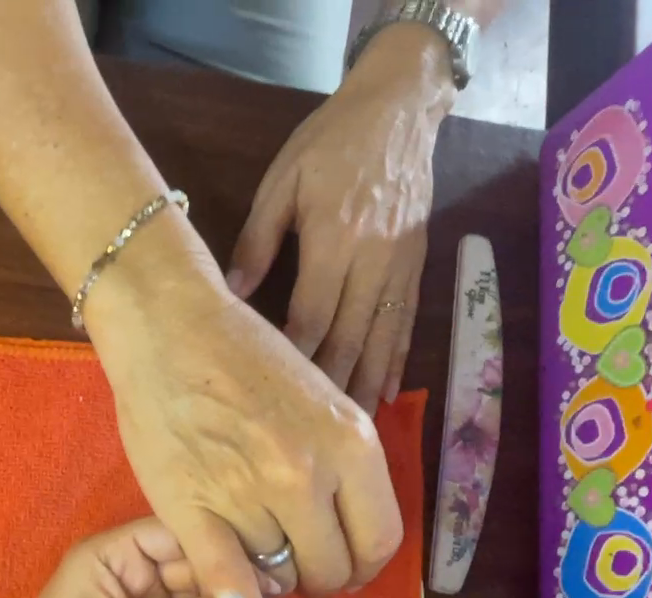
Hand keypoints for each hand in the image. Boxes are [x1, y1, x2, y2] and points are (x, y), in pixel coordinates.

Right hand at [84, 243, 401, 597]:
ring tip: (244, 544)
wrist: (167, 328)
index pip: (380, 541)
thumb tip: (335, 529)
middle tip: (290, 565)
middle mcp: (309, 476)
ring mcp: (247, 495)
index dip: (358, 564)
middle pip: (329, 570)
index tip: (334, 562)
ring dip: (263, 571)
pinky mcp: (192, 509)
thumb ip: (338, 463)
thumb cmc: (243, 353)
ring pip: (274, 575)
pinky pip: (226, 581)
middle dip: (313, 578)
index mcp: (352, 443)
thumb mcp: (320, 398)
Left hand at [227, 24, 455, 410]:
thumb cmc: (329, 144)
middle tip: (310, 435)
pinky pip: (408, 323)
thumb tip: (233, 294)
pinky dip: (398, 360)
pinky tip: (389, 393)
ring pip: (383, 338)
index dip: (294, 360)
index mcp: (336, 239)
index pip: (312, 315)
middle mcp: (374, 260)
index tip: (276, 400)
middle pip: (350, 337)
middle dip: (330, 389)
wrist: (400, 107)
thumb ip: (257, 241)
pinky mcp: (418, 266)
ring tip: (353, 431)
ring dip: (366, 386)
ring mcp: (402, 266)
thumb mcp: (281, 183)